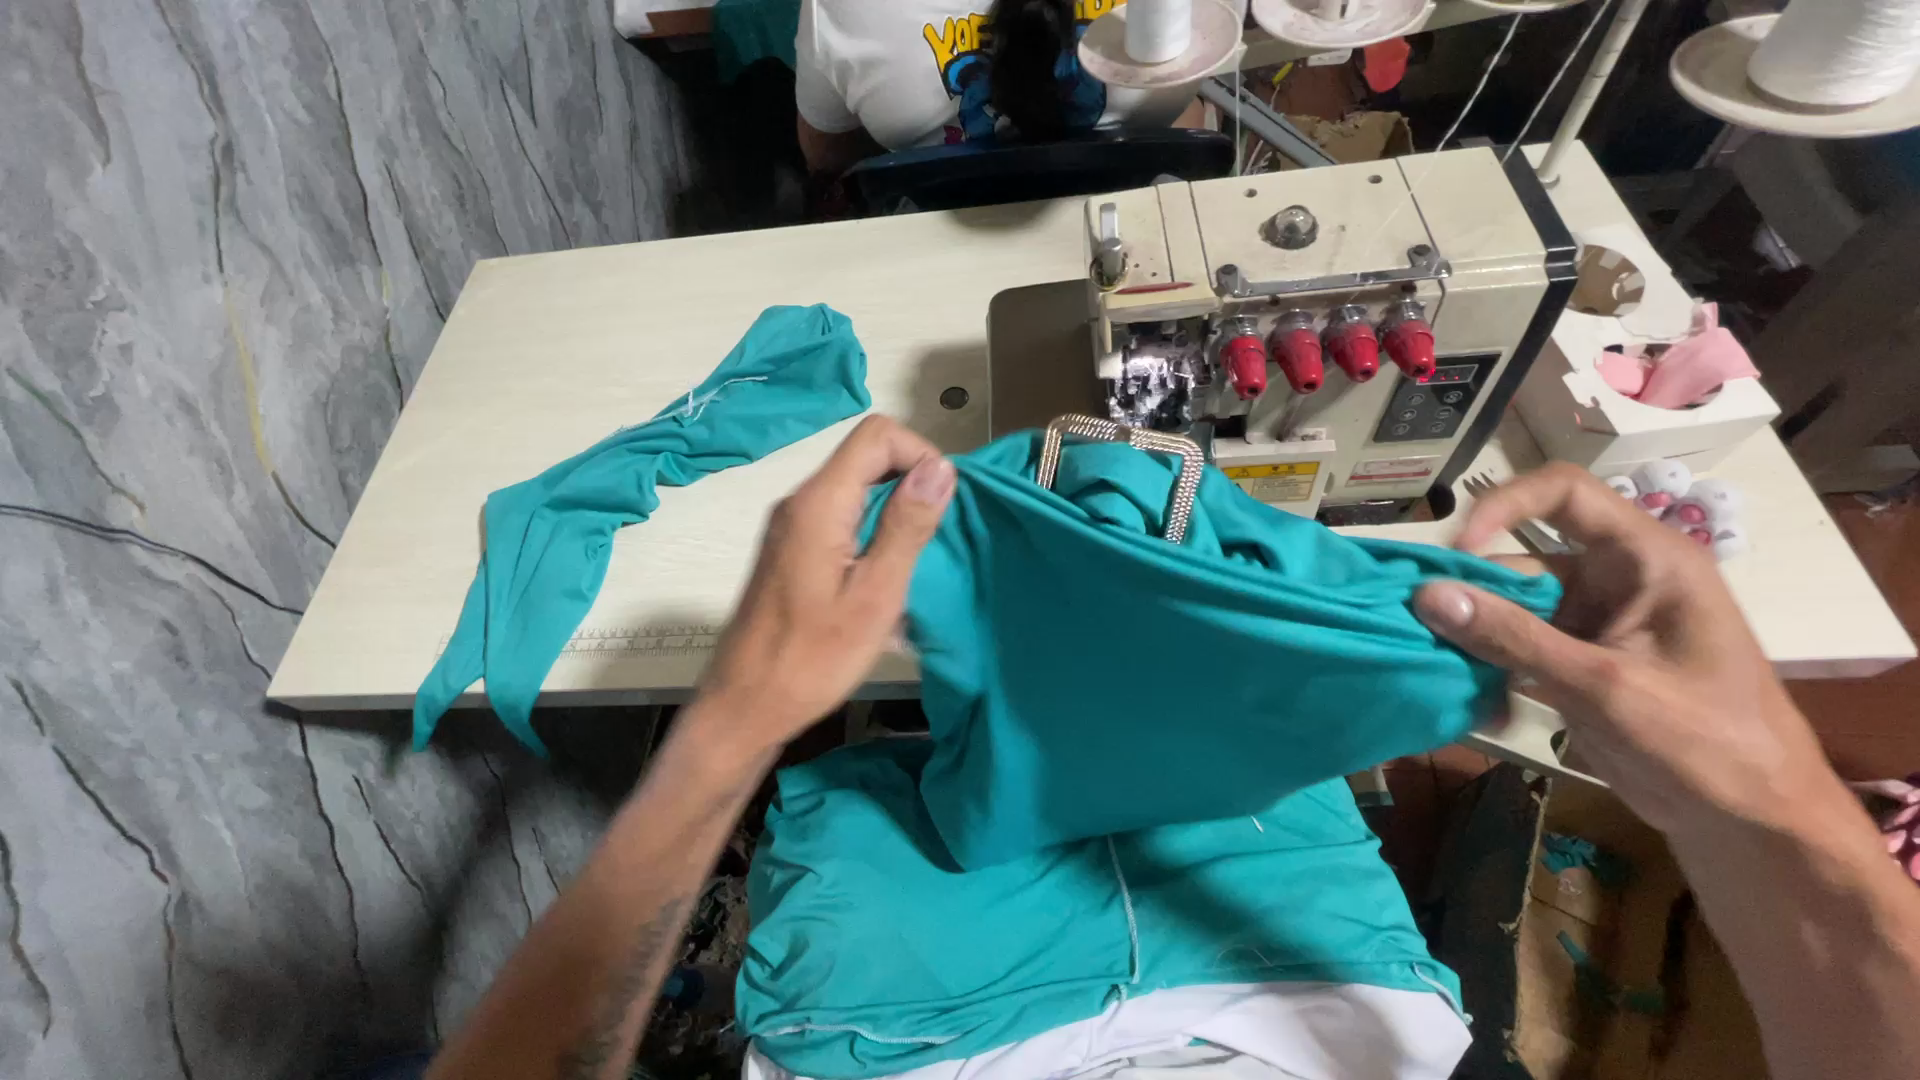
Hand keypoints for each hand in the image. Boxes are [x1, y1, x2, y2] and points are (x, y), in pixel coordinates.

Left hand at [693, 416, 955, 750]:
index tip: (943, 503)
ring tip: (915, 562)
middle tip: (936, 539)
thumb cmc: (813, 659)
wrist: (745, 706)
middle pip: (866, 457)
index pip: (877, 435)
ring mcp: (790, 525)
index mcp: (818, 503)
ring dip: (894, 512)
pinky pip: (840, 516)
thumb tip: (940, 468)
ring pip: (855, 487)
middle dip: (912, 484)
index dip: (920, 454)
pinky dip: (872, 531)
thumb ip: (906, 526)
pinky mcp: (790, 549)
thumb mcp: (875, 595)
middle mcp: (798, 501)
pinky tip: (884, 577)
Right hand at [1413, 463, 1841, 837]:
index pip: (1564, 493)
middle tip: (1415, 624)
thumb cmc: (1704, 742)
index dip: (1502, 505)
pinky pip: (1511, 642)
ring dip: (1471, 637)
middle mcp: (1613, 577)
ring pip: (1506, 605)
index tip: (1456, 551)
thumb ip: (1512, 638)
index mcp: (1645, 559)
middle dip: (1467, 591)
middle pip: (1518, 559)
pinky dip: (1486, 666)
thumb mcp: (1601, 686)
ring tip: (1436, 669)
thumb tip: (1426, 595)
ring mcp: (1591, 619)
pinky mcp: (1573, 655)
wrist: (1751, 819)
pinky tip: (1473, 701)